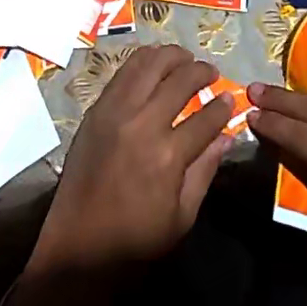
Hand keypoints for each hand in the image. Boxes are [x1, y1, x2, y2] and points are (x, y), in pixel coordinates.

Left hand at [21, 45, 232, 284]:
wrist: (76, 249)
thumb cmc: (134, 240)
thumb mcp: (182, 217)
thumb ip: (205, 170)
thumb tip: (226, 136)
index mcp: (168, 155)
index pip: (206, 117)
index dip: (223, 105)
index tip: (230, 98)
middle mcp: (143, 124)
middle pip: (181, 80)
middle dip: (203, 71)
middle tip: (212, 73)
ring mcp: (116, 113)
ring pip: (149, 64)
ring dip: (172, 56)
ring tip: (185, 58)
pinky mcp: (96, 111)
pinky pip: (123, 73)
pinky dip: (143, 61)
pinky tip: (155, 64)